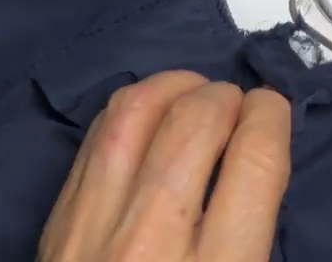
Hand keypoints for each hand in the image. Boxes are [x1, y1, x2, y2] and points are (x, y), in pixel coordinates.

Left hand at [39, 71, 290, 261]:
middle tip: (240, 108)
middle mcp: (150, 245)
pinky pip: (98, 134)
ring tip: (199, 95)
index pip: (255, 160)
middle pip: (197, 122)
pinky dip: (133, 106)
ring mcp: (92, 229)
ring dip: (179, 86)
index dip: (273, 117)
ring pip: (138, 111)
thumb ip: (255, 239)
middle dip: (229, 96)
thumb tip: (259, 160)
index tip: (274, 112)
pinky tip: (152, 113)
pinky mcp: (56, 224)